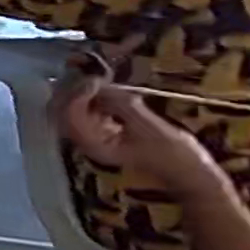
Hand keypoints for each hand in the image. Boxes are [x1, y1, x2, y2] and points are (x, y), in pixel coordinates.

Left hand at [56, 80, 228, 197]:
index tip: (95, 81)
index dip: (77, 95)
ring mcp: (91, 136)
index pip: (70, 117)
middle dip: (73, 91)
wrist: (188, 172)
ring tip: (100, 80)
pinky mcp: (101, 130)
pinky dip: (91, 97)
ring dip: (80, 92)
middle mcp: (85, 141)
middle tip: (94, 77)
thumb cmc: (174, 155)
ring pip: (70, 109)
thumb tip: (104, 86)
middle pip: (61, 112)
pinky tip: (105, 89)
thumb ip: (124, 107)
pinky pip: (85, 110)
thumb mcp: (152, 129)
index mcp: (93, 145)